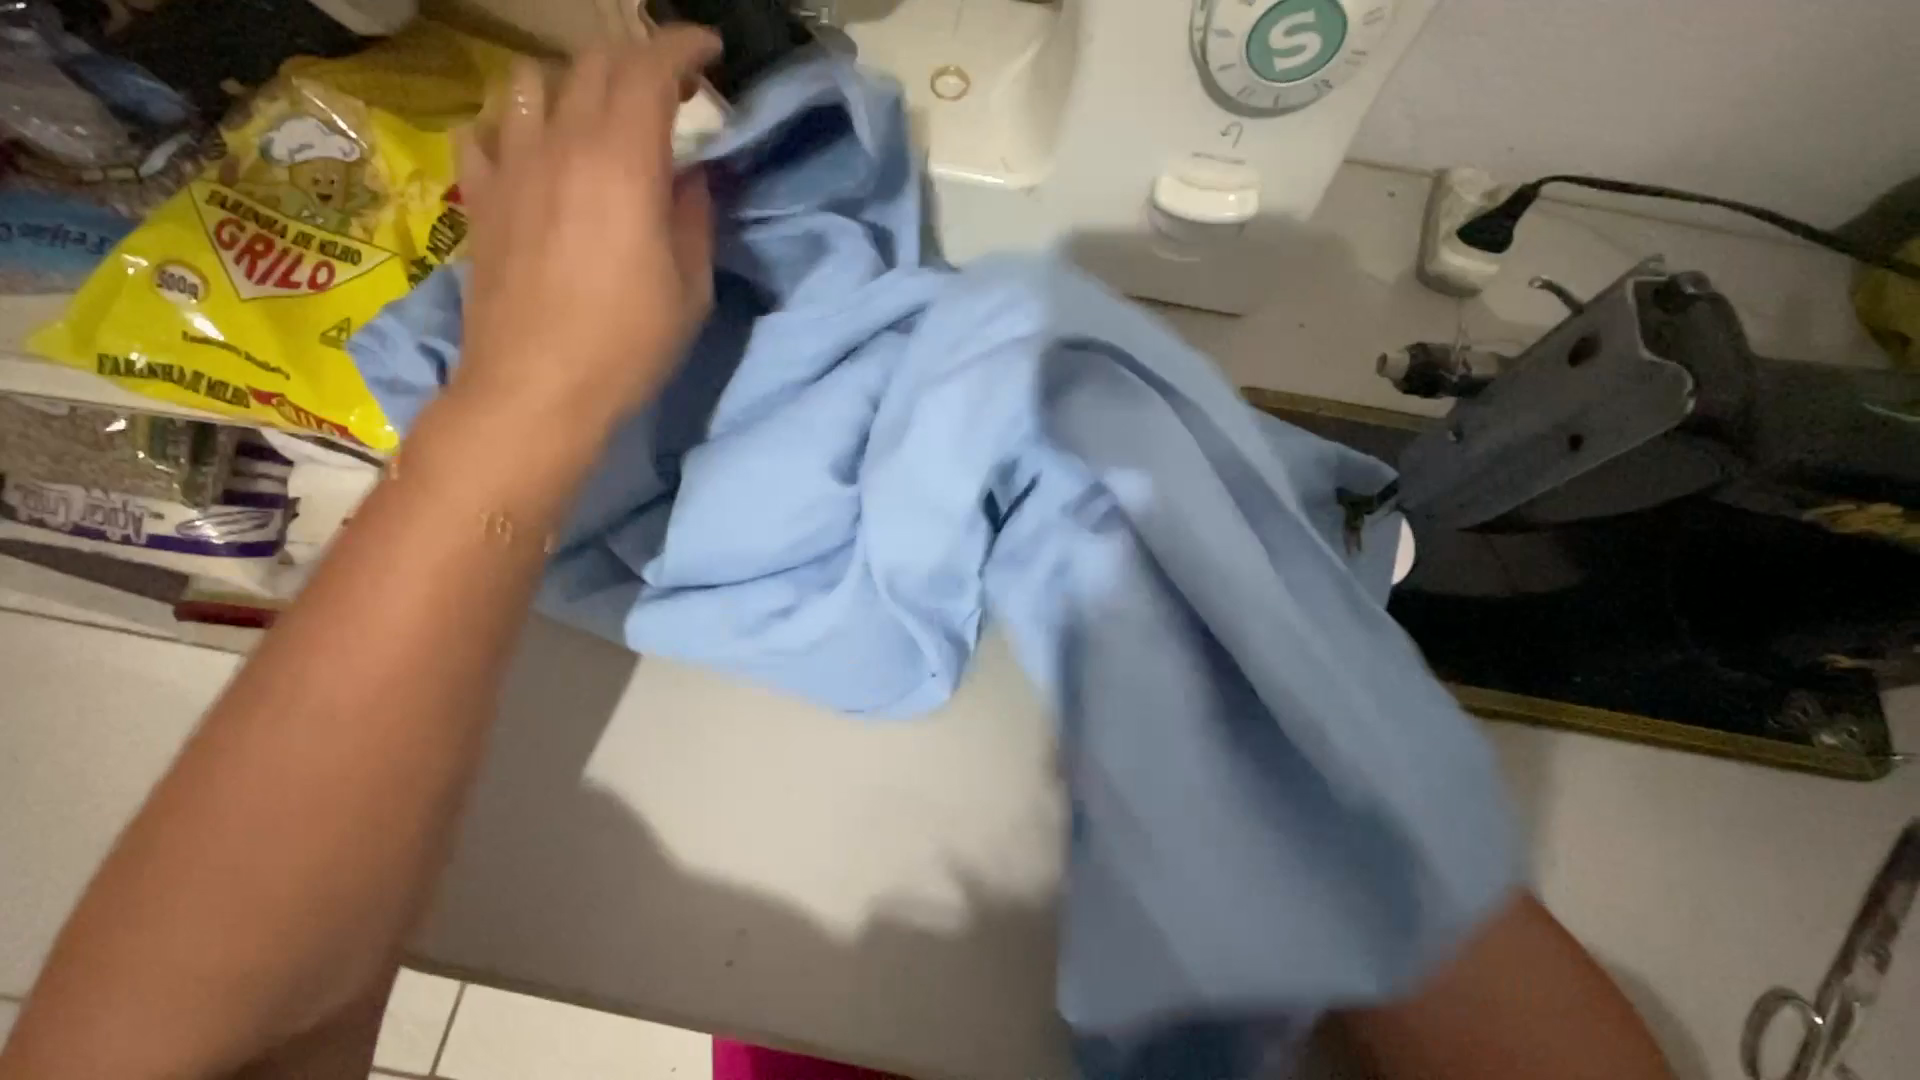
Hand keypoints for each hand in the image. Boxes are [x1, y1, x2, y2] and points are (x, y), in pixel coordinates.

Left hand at [453, 26, 722, 428]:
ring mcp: (512, 166)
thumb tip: (692, 176)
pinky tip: (532, 151)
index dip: (684, 48)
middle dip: (639, 60)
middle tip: (669, 88)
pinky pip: (488, 131)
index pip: (650, 68)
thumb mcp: (690, 288)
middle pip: (594, 63)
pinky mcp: (482, 196)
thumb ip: (694, 217)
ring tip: (597, 113)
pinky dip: (515, 125)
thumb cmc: (628, 345)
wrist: (535, 389)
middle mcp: (562, 145)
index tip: (710, 53)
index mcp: (624, 163)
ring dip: (574, 83)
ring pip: (534, 82)